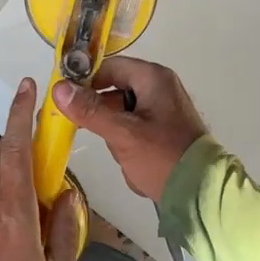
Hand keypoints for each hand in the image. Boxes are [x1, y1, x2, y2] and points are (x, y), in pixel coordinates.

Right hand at [52, 57, 207, 200]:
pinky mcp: (165, 130)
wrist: (201, 194)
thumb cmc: (162, 157)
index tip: (66, 101)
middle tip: (105, 137)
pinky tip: (135, 164)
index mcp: (153, 77)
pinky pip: (135, 130)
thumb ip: (90, 110)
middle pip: (114, 91)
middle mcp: (160, 86)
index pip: (110, 66)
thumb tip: (58, 87)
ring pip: (122, 114)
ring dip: (118, 136)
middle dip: (106, 118)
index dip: (86, 81)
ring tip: (128, 156)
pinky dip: (129, 145)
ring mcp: (164, 109)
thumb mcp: (122, 134)